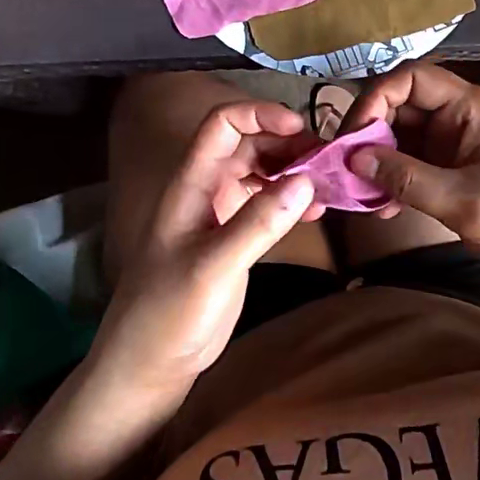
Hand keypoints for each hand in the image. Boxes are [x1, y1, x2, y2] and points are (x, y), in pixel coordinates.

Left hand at [96, 102, 322, 388]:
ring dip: (295, 170)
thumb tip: (307, 180)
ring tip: (329, 182)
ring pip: (262, 170)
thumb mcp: (214, 267)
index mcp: (192, 183)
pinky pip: (269, 202)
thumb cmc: (168, 313)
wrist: (150, 365)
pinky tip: (318, 209)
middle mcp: (208, 189)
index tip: (300, 129)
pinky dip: (294, 199)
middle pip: (250, 143)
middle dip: (288, 143)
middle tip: (327, 159)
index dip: (259, 115)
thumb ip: (258, 223)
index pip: (223, 125)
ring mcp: (223, 212)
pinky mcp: (237, 236)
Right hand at [343, 63, 479, 286]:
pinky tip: (380, 208)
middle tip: (343, 167)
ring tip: (358, 193)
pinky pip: (411, 166)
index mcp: (473, 108)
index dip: (377, 97)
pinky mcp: (452, 173)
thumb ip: (405, 177)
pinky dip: (393, 182)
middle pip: (402, 108)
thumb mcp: (464, 201)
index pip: (413, 79)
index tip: (352, 134)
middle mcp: (461, 119)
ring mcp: (456, 146)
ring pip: (402, 139)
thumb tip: (352, 159)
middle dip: (370, 134)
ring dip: (377, 163)